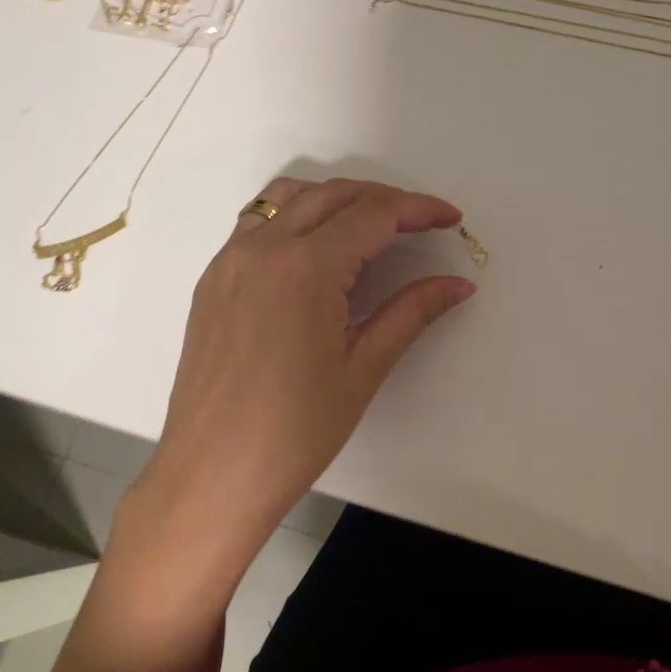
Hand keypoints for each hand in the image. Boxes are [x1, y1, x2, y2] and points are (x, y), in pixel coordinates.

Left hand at [27, 178, 472, 671]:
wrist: (211, 476)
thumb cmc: (295, 431)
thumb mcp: (364, 368)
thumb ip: (412, 312)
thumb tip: (459, 284)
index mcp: (304, 267)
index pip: (372, 214)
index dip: (418, 209)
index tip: (451, 219)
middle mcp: (262, 249)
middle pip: (332, 194)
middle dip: (383, 199)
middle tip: (421, 223)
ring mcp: (229, 261)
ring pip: (287, 198)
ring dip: (335, 199)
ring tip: (371, 227)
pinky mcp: (212, 281)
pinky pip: (257, 222)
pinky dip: (296, 216)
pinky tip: (319, 253)